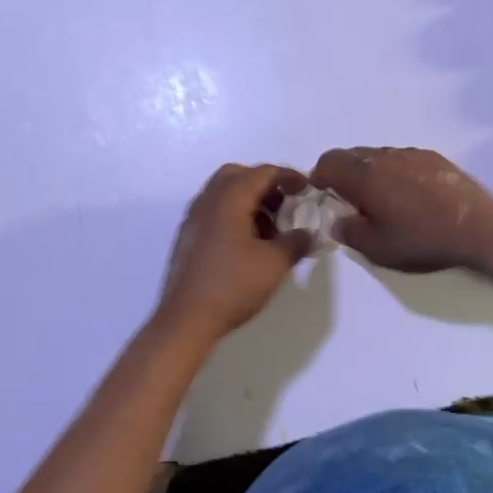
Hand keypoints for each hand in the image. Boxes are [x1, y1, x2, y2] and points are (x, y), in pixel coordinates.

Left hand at [154, 164, 311, 343]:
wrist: (185, 320)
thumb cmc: (232, 286)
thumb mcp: (274, 264)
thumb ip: (295, 242)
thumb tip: (305, 233)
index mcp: (228, 200)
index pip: (261, 173)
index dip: (288, 176)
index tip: (307, 188)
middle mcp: (207, 202)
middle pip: (237, 176)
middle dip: (264, 184)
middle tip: (284, 204)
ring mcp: (193, 220)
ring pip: (223, 194)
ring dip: (249, 202)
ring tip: (270, 231)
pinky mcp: (188, 238)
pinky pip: (214, 213)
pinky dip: (235, 216)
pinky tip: (248, 246)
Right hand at [309, 147, 492, 272]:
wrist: (477, 227)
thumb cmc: (422, 239)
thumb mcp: (378, 249)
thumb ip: (350, 233)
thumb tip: (338, 221)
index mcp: (365, 176)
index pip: (329, 161)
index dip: (319, 176)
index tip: (323, 195)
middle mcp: (385, 156)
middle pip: (352, 155)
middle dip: (344, 175)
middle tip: (351, 202)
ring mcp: (411, 153)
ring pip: (378, 155)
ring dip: (371, 172)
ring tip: (383, 200)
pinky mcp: (433, 158)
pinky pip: (402, 159)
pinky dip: (395, 172)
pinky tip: (410, 196)